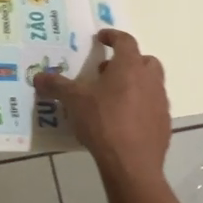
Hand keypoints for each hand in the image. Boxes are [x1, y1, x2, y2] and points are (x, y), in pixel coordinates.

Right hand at [35, 29, 170, 181]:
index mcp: (130, 67)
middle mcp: (150, 80)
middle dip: (129, 60)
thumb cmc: (103, 123)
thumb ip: (56, 85)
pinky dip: (141, 105)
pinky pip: (153, 106)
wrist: (132, 166)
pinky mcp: (164, 125)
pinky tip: (124, 119)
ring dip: (136, 83)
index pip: (126, 41)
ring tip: (113, 96)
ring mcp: (160, 103)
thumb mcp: (74, 101)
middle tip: (108, 70)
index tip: (100, 38)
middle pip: (145, 60)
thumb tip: (38, 77)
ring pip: (152, 83)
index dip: (113, 36)